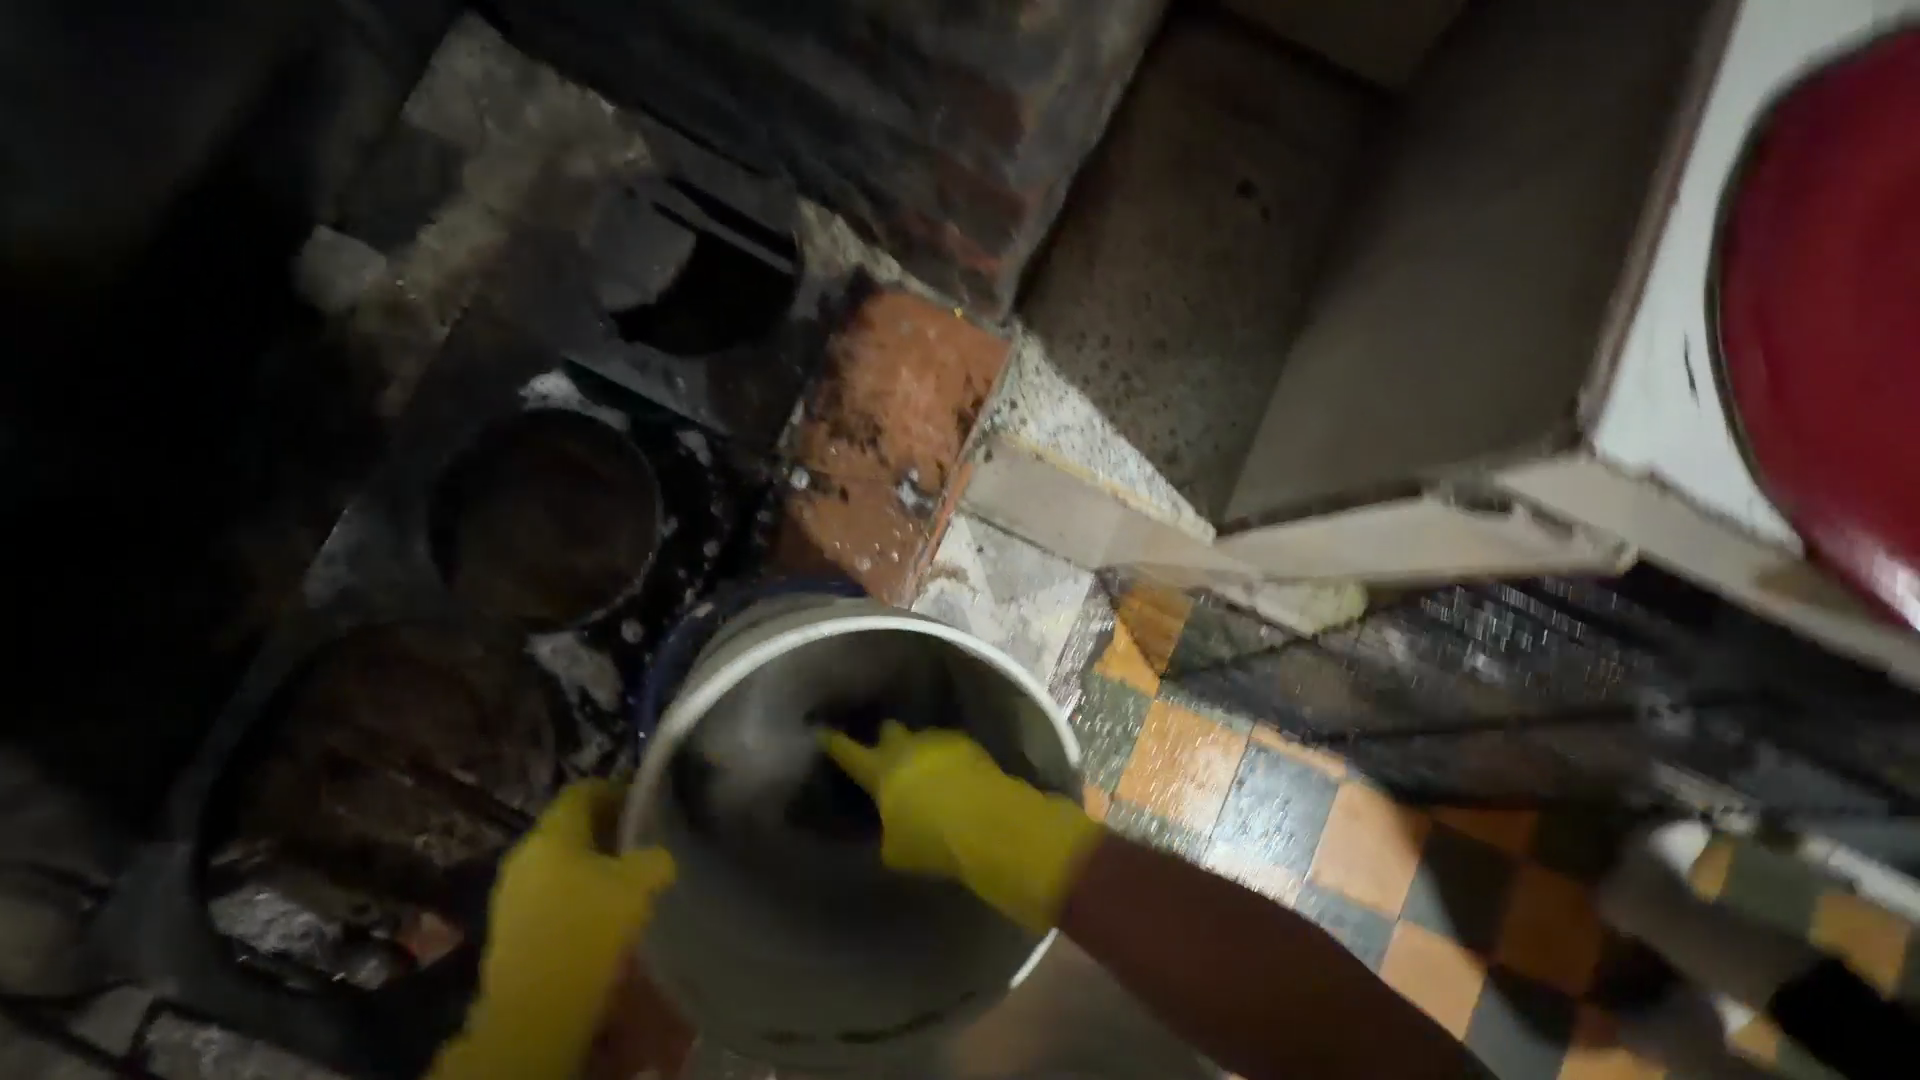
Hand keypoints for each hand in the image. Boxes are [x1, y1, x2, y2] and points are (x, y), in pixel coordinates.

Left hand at [430, 779, 676, 1079]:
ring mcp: (510, 894)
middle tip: (642, 843)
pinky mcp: (510, 929)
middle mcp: (524, 855)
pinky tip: (601, 917)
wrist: (535, 1010)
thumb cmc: (588, 929)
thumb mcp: (640, 883)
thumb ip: (654, 857)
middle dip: (607, 831)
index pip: (583, 791)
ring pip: (559, 864)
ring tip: (628, 883)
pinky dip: (576, 895)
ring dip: (592, 866)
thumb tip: (656, 856)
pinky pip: (549, 895)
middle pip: (570, 828)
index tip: (645, 804)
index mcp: (552, 833)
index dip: (616, 790)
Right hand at [819, 721, 1101, 932]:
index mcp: (879, 771)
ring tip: (926, 769)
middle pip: (888, 730)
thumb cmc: (932, 841)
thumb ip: (887, 832)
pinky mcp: (972, 745)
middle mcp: (906, 746)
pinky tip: (953, 775)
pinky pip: (950, 748)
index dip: (833, 743)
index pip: (846, 751)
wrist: (990, 823)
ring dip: (921, 750)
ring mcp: (941, 741)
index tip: (822, 731)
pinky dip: (948, 759)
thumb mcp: (896, 850)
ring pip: (922, 738)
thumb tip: (890, 827)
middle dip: (885, 738)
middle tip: (886, 752)